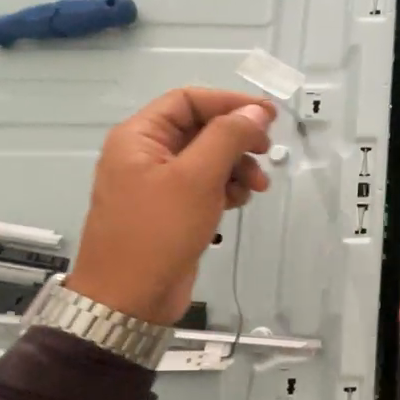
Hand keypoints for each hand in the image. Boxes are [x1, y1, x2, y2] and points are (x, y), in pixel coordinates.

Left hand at [66, 88, 275, 324]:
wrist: (130, 298)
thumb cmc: (158, 232)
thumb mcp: (197, 178)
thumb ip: (228, 137)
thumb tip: (255, 111)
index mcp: (139, 137)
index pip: (188, 100)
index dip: (230, 103)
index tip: (269, 117)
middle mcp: (145, 154)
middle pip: (200, 128)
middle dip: (237, 138)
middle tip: (266, 151)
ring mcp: (157, 183)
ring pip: (207, 158)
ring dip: (237, 166)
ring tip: (257, 186)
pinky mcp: (171, 209)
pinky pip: (205, 184)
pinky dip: (227, 187)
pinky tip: (239, 201)